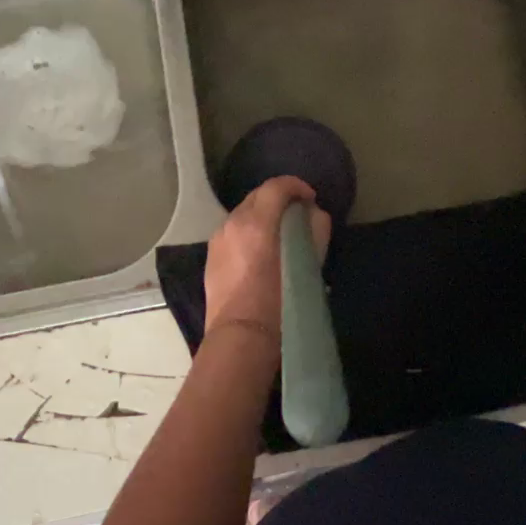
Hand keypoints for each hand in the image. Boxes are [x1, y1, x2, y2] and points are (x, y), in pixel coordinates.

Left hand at [203, 177, 330, 340]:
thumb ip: (314, 232)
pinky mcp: (211, 256)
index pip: (276, 186)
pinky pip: (233, 232)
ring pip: (243, 213)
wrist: (240, 338)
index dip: (297, 186)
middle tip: (298, 215)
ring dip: (263, 215)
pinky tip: (259, 252)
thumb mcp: (307, 267)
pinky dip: (249, 232)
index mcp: (257, 222)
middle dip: (279, 199)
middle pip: (258, 196)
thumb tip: (314, 215)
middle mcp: (233, 223)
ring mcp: (218, 239)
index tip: (311, 199)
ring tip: (279, 235)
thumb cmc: (279, 303)